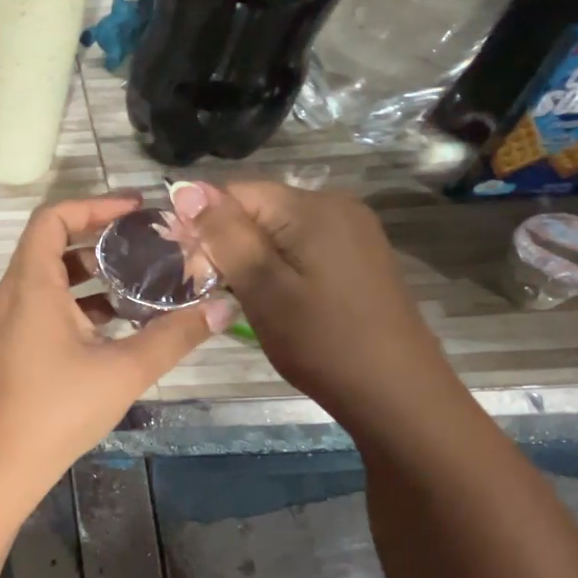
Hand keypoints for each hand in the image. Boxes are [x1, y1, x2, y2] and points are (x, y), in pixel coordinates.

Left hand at [0, 196, 231, 482]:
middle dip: (100, 236)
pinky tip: (122, 319)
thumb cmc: (60, 408)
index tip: (137, 211)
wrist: (7, 460)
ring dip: (92, 271)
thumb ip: (175, 335)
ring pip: (51, 276)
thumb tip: (226, 307)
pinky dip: (82, 300)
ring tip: (144, 277)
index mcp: (32, 286)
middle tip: (149, 242)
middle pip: (52, 243)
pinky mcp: (18, 344)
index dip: (94, 205)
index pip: (51, 218)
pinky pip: (48, 304)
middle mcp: (15, 295)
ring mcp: (12, 321)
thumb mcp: (125, 369)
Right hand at [174, 179, 463, 430]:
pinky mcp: (354, 254)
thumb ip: (224, 234)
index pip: (232, 191)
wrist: (394, 389)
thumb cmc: (321, 340)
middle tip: (207, 289)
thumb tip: (184, 188)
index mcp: (311, 207)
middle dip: (221, 240)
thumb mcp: (263, 288)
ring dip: (244, 255)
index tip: (186, 269)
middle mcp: (334, 205)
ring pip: (273, 227)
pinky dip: (272, 264)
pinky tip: (268, 296)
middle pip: (254, 206)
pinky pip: (297, 243)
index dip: (200, 223)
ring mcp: (350, 229)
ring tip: (233, 295)